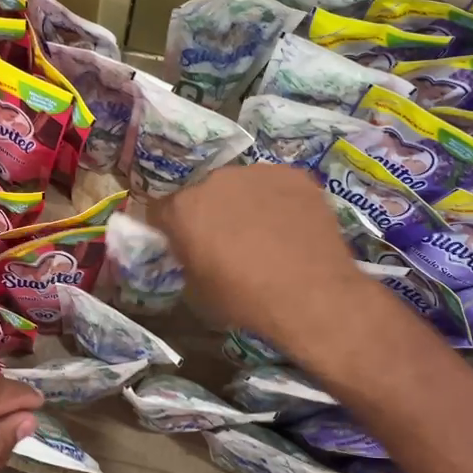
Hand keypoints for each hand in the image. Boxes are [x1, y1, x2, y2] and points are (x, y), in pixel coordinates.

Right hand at [148, 164, 370, 354]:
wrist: (311, 295)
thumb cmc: (245, 299)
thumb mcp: (197, 291)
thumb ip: (187, 260)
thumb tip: (192, 253)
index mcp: (183, 209)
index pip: (161, 210)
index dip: (170, 228)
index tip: (181, 244)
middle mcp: (215, 180)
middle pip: (204, 193)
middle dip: (210, 213)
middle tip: (227, 241)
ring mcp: (257, 173)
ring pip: (242, 185)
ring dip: (245, 203)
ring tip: (265, 233)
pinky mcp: (294, 175)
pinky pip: (277, 185)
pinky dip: (279, 201)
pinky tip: (291, 226)